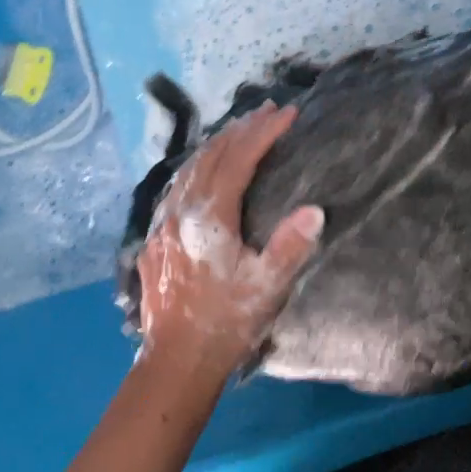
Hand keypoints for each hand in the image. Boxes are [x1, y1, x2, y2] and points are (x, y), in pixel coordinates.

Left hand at [137, 101, 324, 377]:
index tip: (288, 112)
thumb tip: (315, 209)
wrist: (175, 362)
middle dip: (242, 128)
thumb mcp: (267, 286)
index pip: (239, 158)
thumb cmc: (226, 321)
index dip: (265, 132)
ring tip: (240, 129)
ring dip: (218, 143)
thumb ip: (291, 245)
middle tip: (268, 109)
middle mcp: (182, 209)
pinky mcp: (155, 238)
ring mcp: (164, 222)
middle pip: (212, 154)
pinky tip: (203, 169)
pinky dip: (198, 165)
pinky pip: (177, 186)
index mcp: (210, 215)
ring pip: (190, 167)